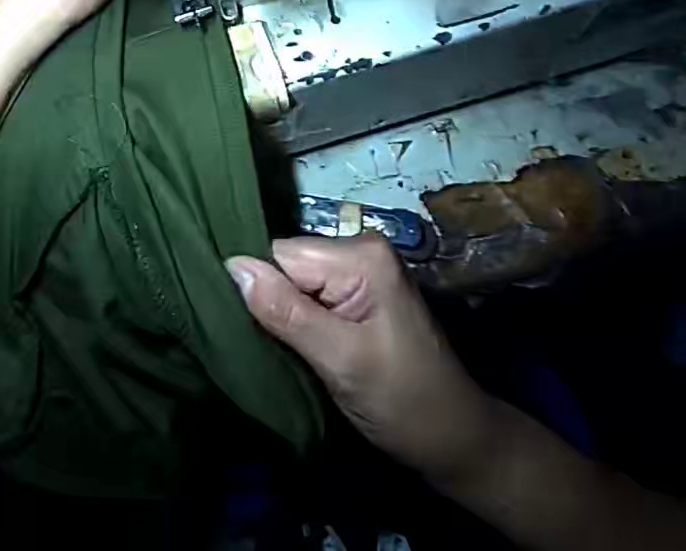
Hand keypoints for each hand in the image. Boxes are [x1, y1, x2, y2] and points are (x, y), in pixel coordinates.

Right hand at [226, 235, 497, 481]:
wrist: (453, 437)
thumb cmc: (403, 401)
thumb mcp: (341, 360)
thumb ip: (286, 312)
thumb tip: (232, 265)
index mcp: (361, 254)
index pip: (282, 255)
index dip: (262, 291)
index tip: (254, 331)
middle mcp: (359, 248)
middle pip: (286, 263)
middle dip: (271, 302)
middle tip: (273, 347)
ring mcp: (359, 269)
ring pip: (293, 279)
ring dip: (282, 313)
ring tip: (283, 348)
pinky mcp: (355, 291)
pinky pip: (307, 292)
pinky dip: (296, 318)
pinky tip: (296, 343)